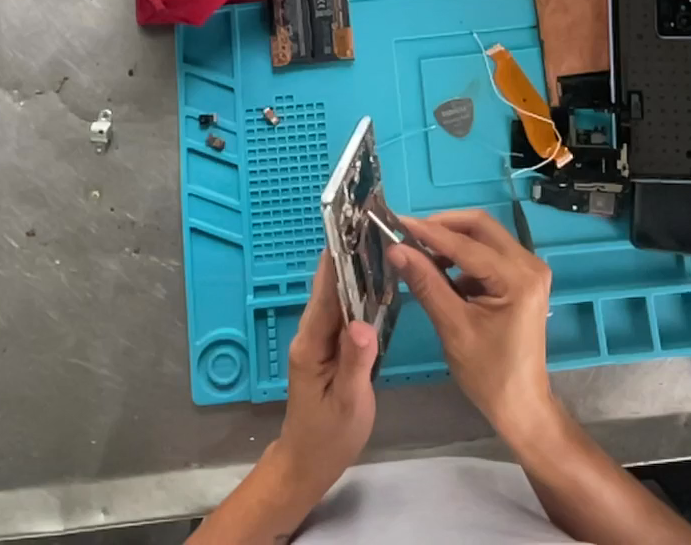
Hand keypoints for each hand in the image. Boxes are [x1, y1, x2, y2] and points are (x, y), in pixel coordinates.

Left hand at [274, 250, 379, 488]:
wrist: (309, 464)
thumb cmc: (329, 437)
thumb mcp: (349, 403)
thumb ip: (356, 362)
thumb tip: (365, 323)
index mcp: (311, 344)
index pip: (326, 293)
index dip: (338, 260)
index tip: (353, 228)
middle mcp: (311, 334)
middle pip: (329, 287)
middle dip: (348, 256)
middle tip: (376, 226)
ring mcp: (318, 339)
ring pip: (336, 297)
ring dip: (354, 271)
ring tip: (381, 243)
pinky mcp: (329, 346)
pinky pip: (342, 311)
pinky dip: (358, 292)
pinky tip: (377, 282)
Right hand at [389, 209, 556, 440]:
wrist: (521, 405)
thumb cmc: (489, 373)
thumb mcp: (453, 327)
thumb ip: (426, 283)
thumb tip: (397, 250)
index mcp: (517, 278)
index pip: (466, 244)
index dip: (429, 232)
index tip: (396, 223)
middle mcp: (529, 264)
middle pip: (480, 227)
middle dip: (442, 227)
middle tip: (409, 235)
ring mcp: (529, 270)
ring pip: (484, 237)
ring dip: (452, 241)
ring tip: (420, 254)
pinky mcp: (523, 279)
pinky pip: (489, 254)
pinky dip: (463, 257)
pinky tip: (441, 273)